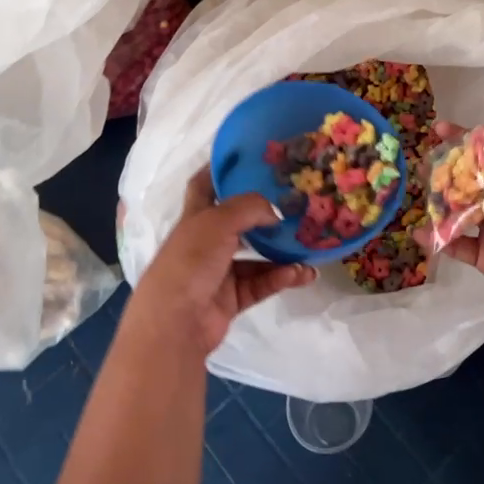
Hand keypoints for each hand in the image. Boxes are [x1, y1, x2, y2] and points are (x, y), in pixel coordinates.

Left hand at [129, 172, 317, 352]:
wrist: (174, 324)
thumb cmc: (190, 262)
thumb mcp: (218, 221)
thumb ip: (250, 207)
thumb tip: (275, 214)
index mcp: (194, 218)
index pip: (204, 186)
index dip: (221, 170)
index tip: (249, 159)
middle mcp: (205, 243)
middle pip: (237, 223)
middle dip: (264, 216)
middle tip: (295, 206)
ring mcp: (217, 273)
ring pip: (255, 257)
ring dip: (282, 254)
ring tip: (308, 250)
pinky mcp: (230, 299)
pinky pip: (261, 284)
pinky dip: (280, 278)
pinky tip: (300, 274)